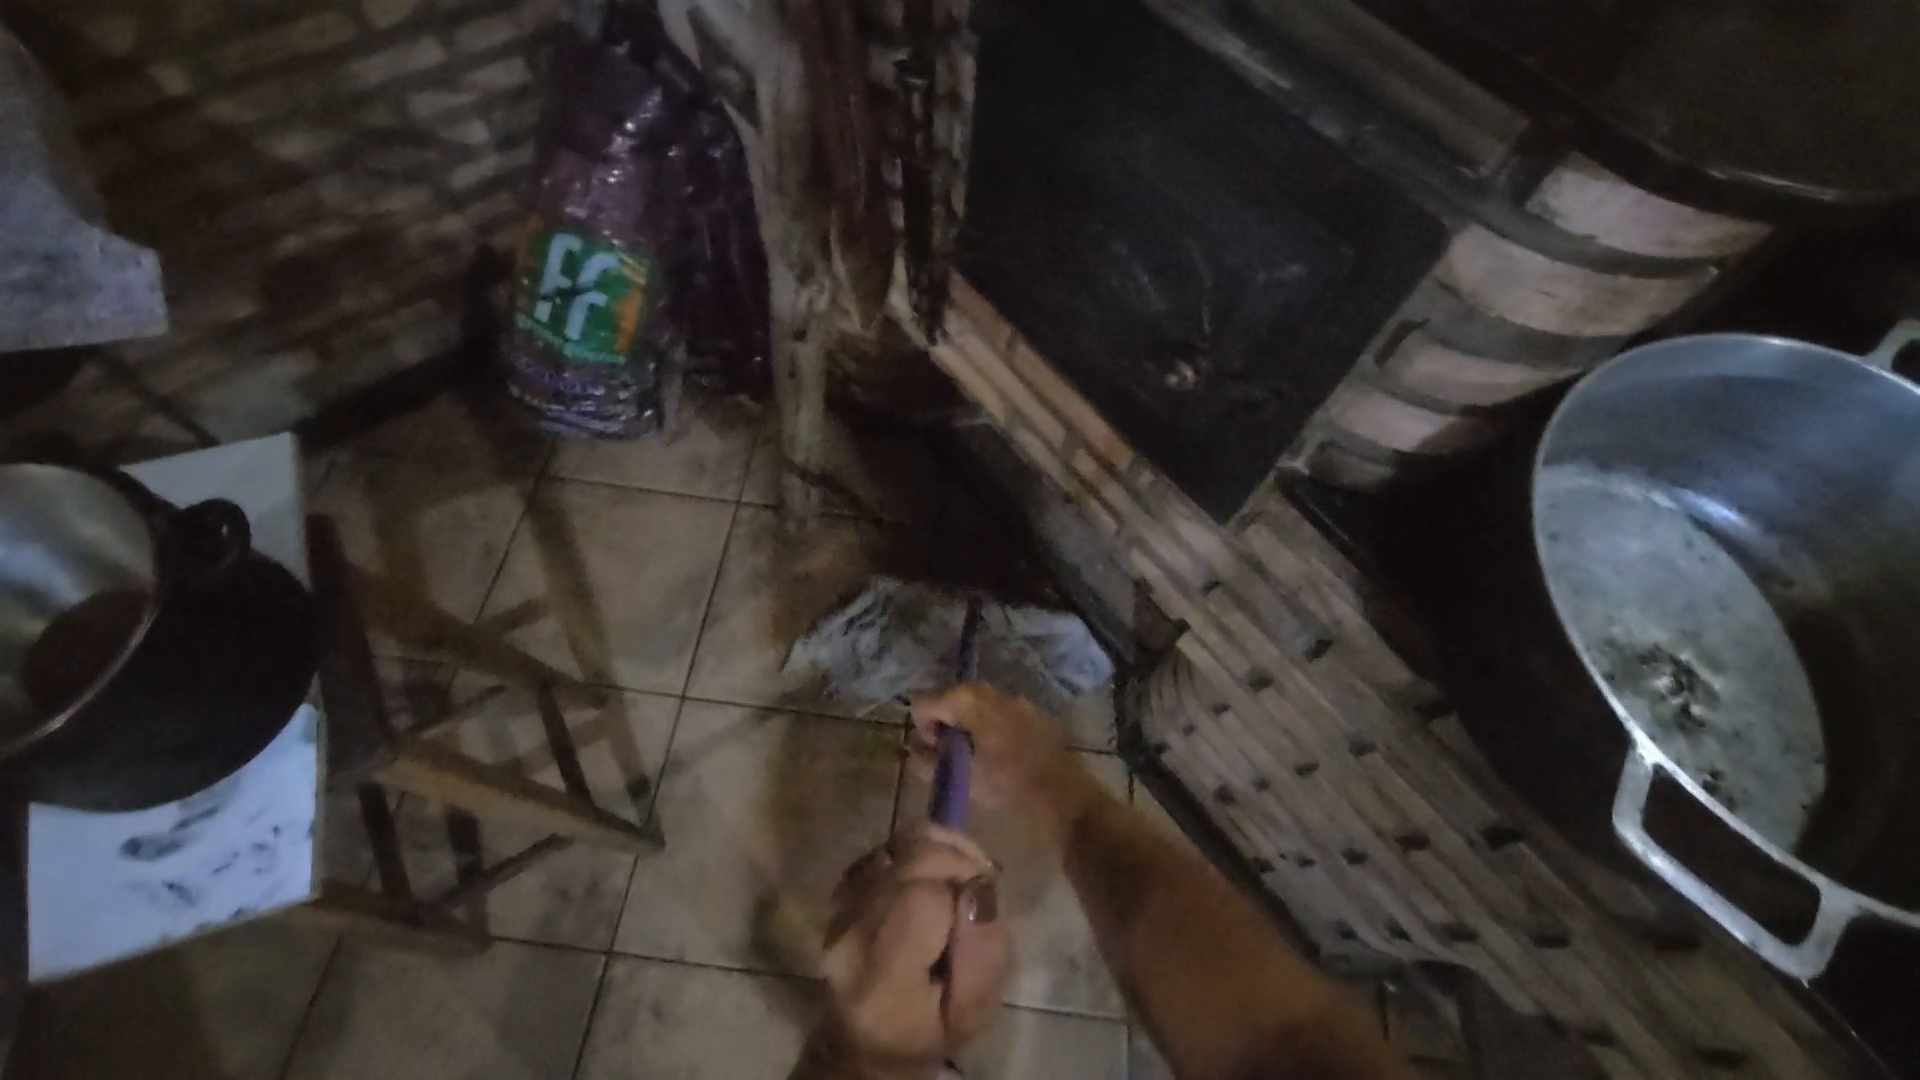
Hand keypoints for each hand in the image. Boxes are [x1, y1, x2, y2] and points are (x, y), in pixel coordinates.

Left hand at [820, 826, 1010, 1071]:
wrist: (864, 1042)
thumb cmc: (925, 1033)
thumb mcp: (970, 1016)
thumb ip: (982, 959)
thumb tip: (979, 890)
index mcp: (881, 980)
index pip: (922, 897)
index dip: (962, 884)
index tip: (984, 901)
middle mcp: (850, 935)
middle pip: (909, 859)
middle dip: (955, 858)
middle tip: (978, 882)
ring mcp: (839, 908)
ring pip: (898, 845)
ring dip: (939, 849)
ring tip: (961, 873)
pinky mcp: (841, 892)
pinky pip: (886, 848)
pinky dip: (917, 849)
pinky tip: (934, 872)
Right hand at [910, 684, 1079, 818]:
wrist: (1061, 791)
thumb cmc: (1006, 783)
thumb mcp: (960, 777)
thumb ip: (929, 761)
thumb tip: (915, 749)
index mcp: (969, 700)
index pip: (927, 701)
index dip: (922, 724)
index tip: (929, 748)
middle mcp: (991, 690)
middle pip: (952, 697)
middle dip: (943, 721)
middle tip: (945, 751)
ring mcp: (1014, 698)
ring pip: (976, 703)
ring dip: (966, 722)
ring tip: (969, 752)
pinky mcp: (1030, 711)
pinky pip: (998, 711)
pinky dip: (987, 725)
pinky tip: (993, 750)